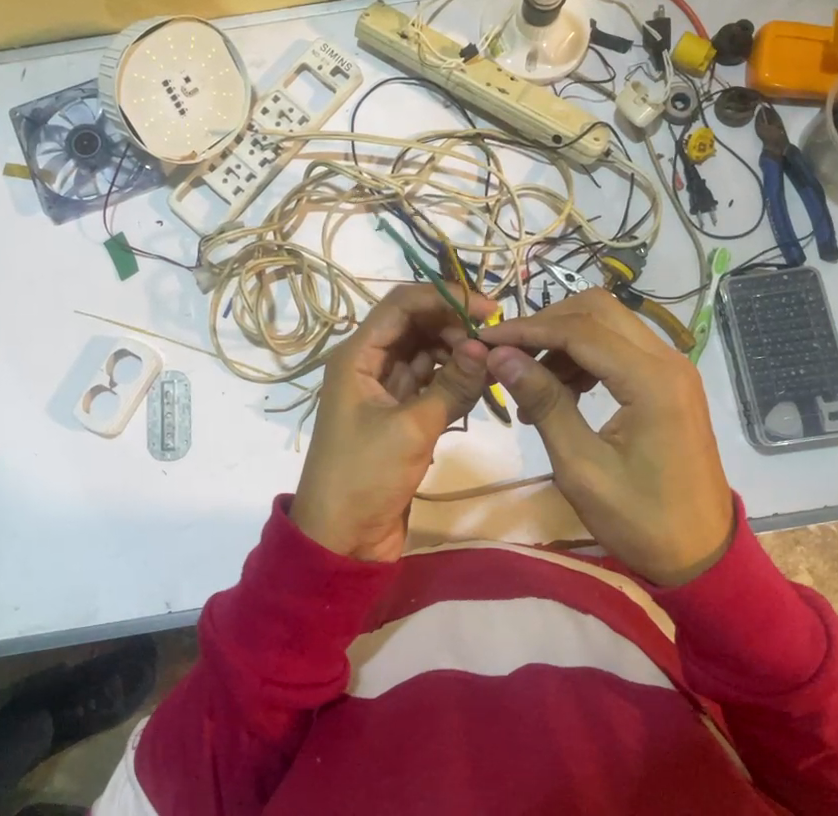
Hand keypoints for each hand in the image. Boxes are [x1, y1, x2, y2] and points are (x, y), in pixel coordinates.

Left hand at [291, 284, 495, 561]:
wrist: (341, 539)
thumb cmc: (364, 476)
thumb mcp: (411, 429)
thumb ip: (452, 385)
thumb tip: (487, 347)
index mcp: (357, 356)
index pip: (403, 304)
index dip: (446, 298)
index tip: (491, 309)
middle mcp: (370, 364)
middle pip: (416, 324)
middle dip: (456, 325)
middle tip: (496, 342)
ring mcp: (386, 390)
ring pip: (427, 353)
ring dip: (458, 352)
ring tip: (493, 363)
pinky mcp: (402, 415)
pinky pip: (432, 383)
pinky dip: (455, 380)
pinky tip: (482, 383)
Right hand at [479, 290, 733, 585]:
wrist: (701, 555)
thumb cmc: (640, 520)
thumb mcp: (581, 467)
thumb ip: (544, 403)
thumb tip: (499, 356)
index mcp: (651, 380)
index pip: (579, 329)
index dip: (527, 329)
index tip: (485, 339)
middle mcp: (668, 360)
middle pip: (597, 310)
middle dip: (546, 324)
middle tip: (507, 354)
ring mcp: (673, 369)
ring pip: (609, 324)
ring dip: (564, 340)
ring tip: (528, 383)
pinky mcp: (670, 383)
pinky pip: (621, 348)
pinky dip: (585, 356)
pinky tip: (560, 391)